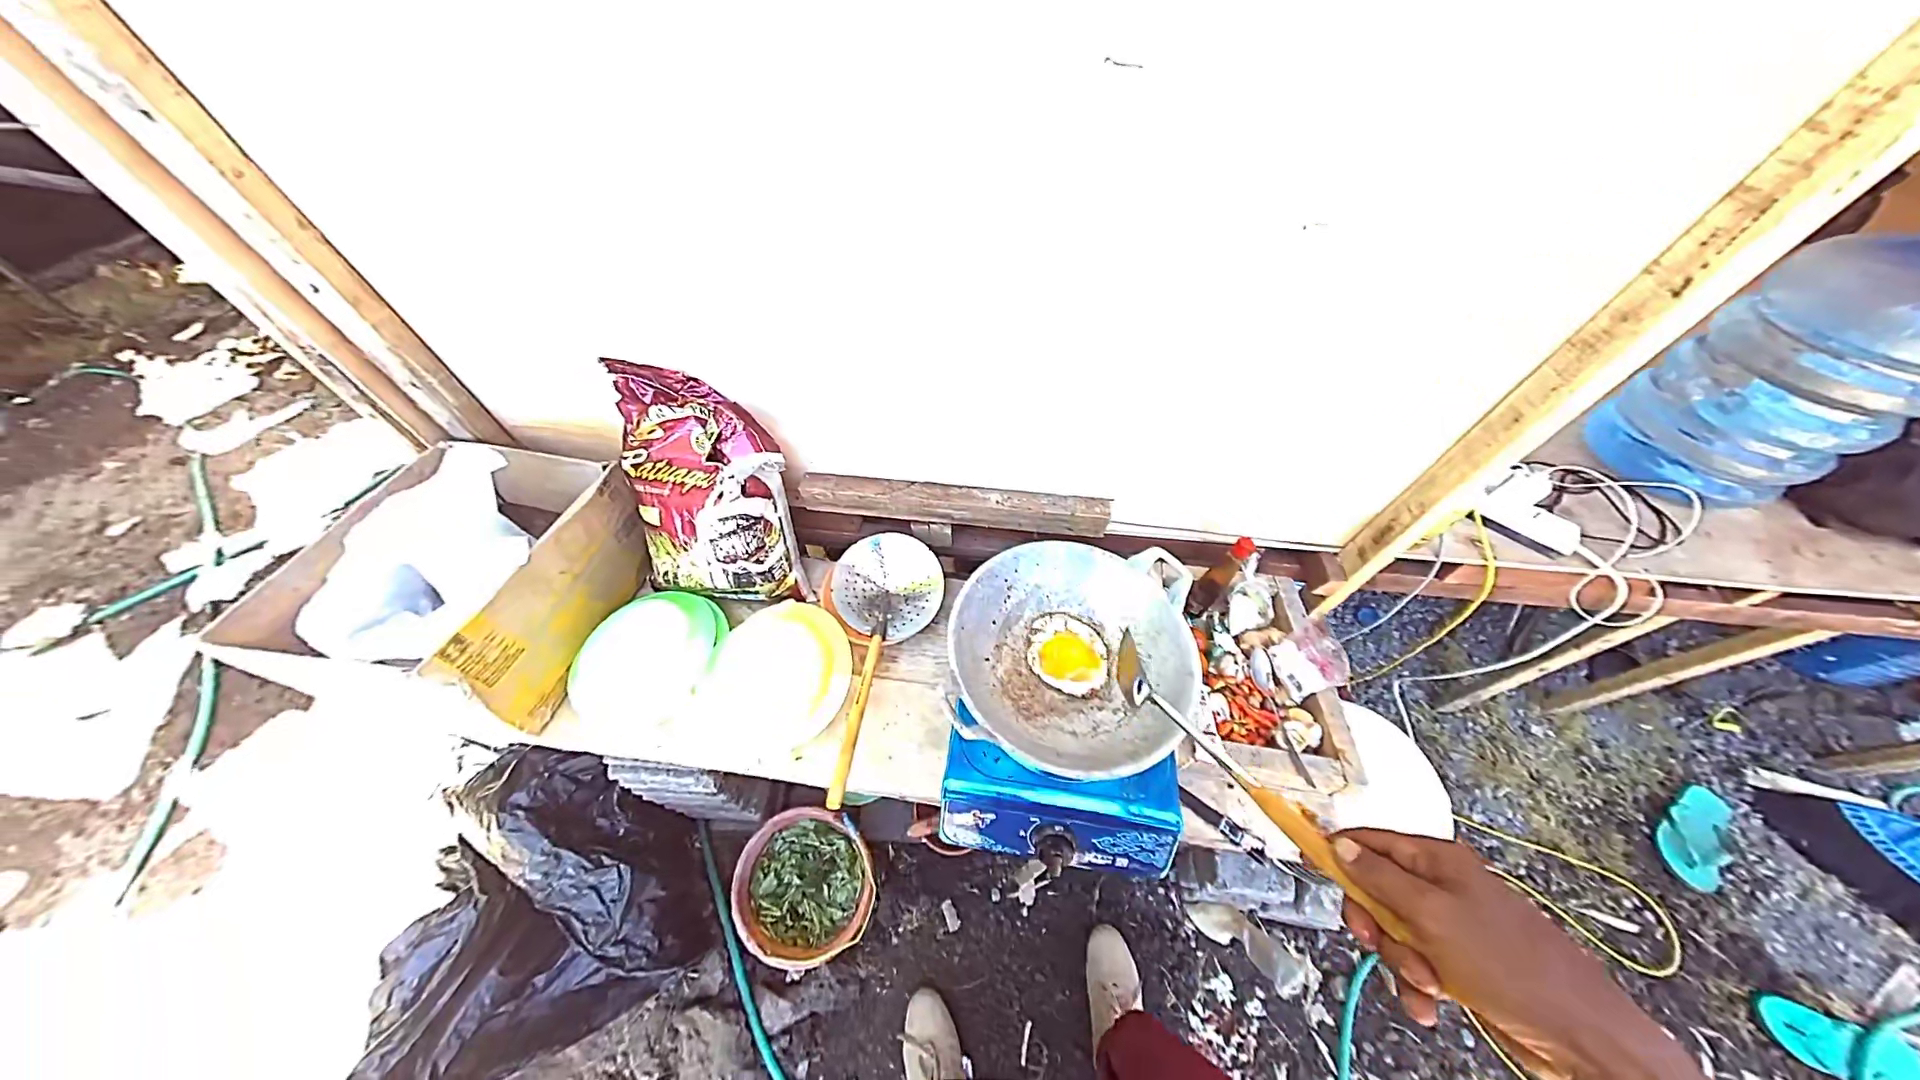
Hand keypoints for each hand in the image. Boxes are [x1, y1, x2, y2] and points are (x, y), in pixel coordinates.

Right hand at [1334, 829, 1698, 1079]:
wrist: (1585, 1040)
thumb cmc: (1513, 968)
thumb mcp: (1432, 915)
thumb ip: (1379, 877)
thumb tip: (1340, 845)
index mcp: (1437, 861)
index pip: (1369, 841)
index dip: (1336, 850)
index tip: (1310, 861)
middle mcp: (1442, 887)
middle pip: (1374, 890)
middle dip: (1374, 923)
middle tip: (1378, 940)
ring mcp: (1452, 926)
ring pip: (1393, 933)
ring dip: (1400, 962)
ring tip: (1428, 983)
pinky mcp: (1460, 962)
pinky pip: (1416, 964)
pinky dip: (1417, 986)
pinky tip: (1434, 1004)